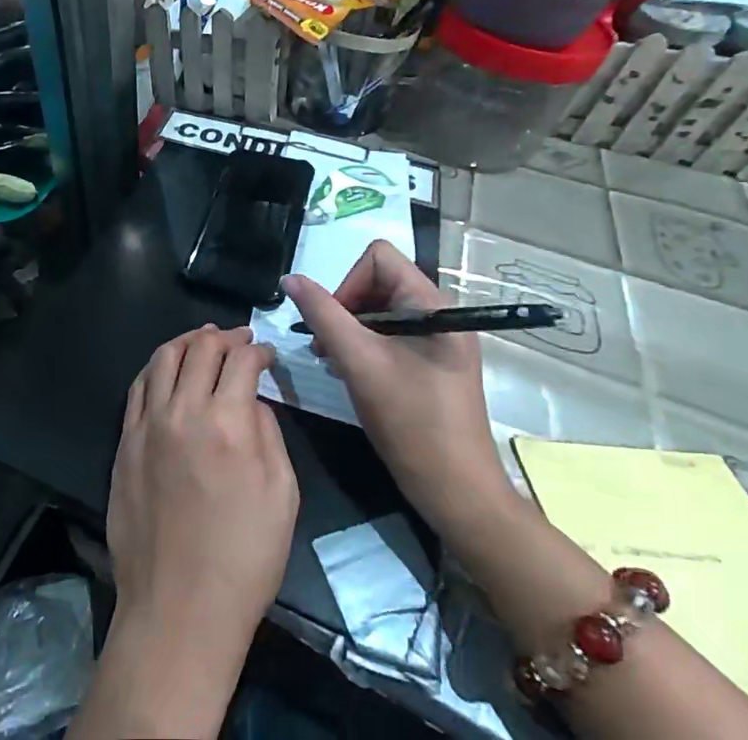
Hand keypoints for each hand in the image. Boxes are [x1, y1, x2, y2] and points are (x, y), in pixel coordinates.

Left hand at [108, 324, 297, 638]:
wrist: (178, 606)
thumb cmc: (244, 557)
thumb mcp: (282, 495)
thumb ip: (268, 434)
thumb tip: (252, 400)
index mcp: (226, 423)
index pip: (241, 361)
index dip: (259, 351)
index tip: (268, 356)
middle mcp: (181, 412)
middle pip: (200, 349)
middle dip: (225, 337)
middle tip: (241, 340)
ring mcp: (145, 425)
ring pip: (162, 359)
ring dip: (187, 342)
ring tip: (203, 340)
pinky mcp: (123, 443)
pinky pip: (138, 388)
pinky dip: (156, 368)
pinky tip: (167, 370)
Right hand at [284, 242, 512, 523]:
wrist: (456, 489)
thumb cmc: (411, 422)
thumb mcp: (359, 363)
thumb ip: (323, 315)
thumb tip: (291, 279)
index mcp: (432, 304)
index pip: (378, 258)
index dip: (347, 283)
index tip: (333, 325)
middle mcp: (438, 313)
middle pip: (378, 281)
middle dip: (345, 309)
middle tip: (327, 350)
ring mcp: (437, 339)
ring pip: (379, 310)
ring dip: (350, 330)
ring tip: (336, 363)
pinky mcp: (431, 362)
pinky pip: (389, 335)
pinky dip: (364, 347)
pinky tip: (352, 374)